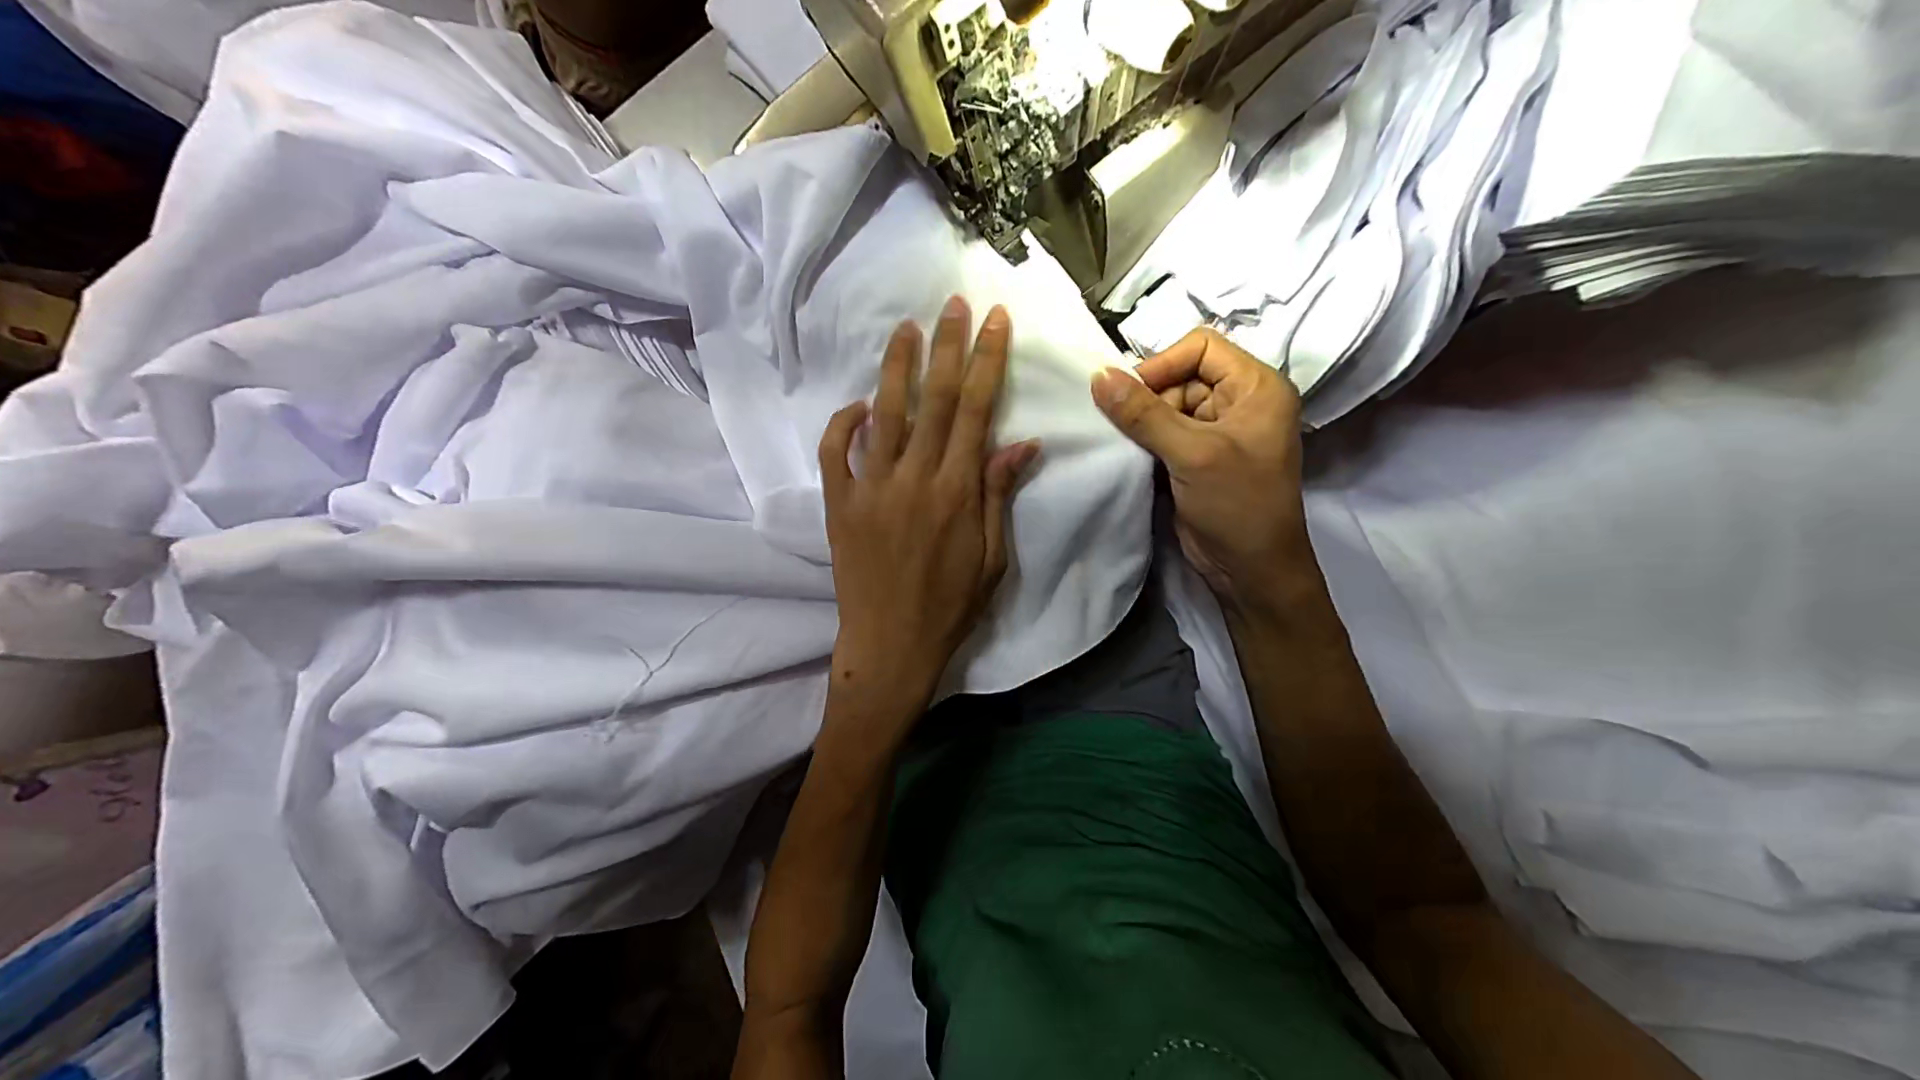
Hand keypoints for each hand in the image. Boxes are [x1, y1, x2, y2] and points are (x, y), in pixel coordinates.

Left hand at [819, 296, 1039, 718]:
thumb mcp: (991, 558)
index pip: (977, 411)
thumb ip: (999, 495)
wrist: (890, 645)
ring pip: (883, 414)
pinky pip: (835, 453)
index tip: (995, 322)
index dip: (988, 361)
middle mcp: (914, 479)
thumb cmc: (950, 607)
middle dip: (947, 346)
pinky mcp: (839, 505)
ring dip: (896, 367)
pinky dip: (843, 423)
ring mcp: (870, 489)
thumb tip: (1022, 443)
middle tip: (953, 305)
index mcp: (956, 492)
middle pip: (934, 400)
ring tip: (906, 328)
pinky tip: (858, 405)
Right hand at [1091, 328, 1314, 612]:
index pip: (1201, 347)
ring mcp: (1217, 431)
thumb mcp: (1192, 453)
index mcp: (1257, 386)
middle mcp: (1240, 401)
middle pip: (1180, 375)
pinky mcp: (1197, 457)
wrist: (1251, 570)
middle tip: (1124, 426)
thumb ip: (1143, 413)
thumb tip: (1097, 376)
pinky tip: (1127, 454)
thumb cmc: (1237, 505)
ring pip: (1166, 405)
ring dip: (1141, 422)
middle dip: (1148, 398)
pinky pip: (1163, 433)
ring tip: (1123, 443)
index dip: (1163, 364)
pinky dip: (1143, 440)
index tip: (1130, 394)